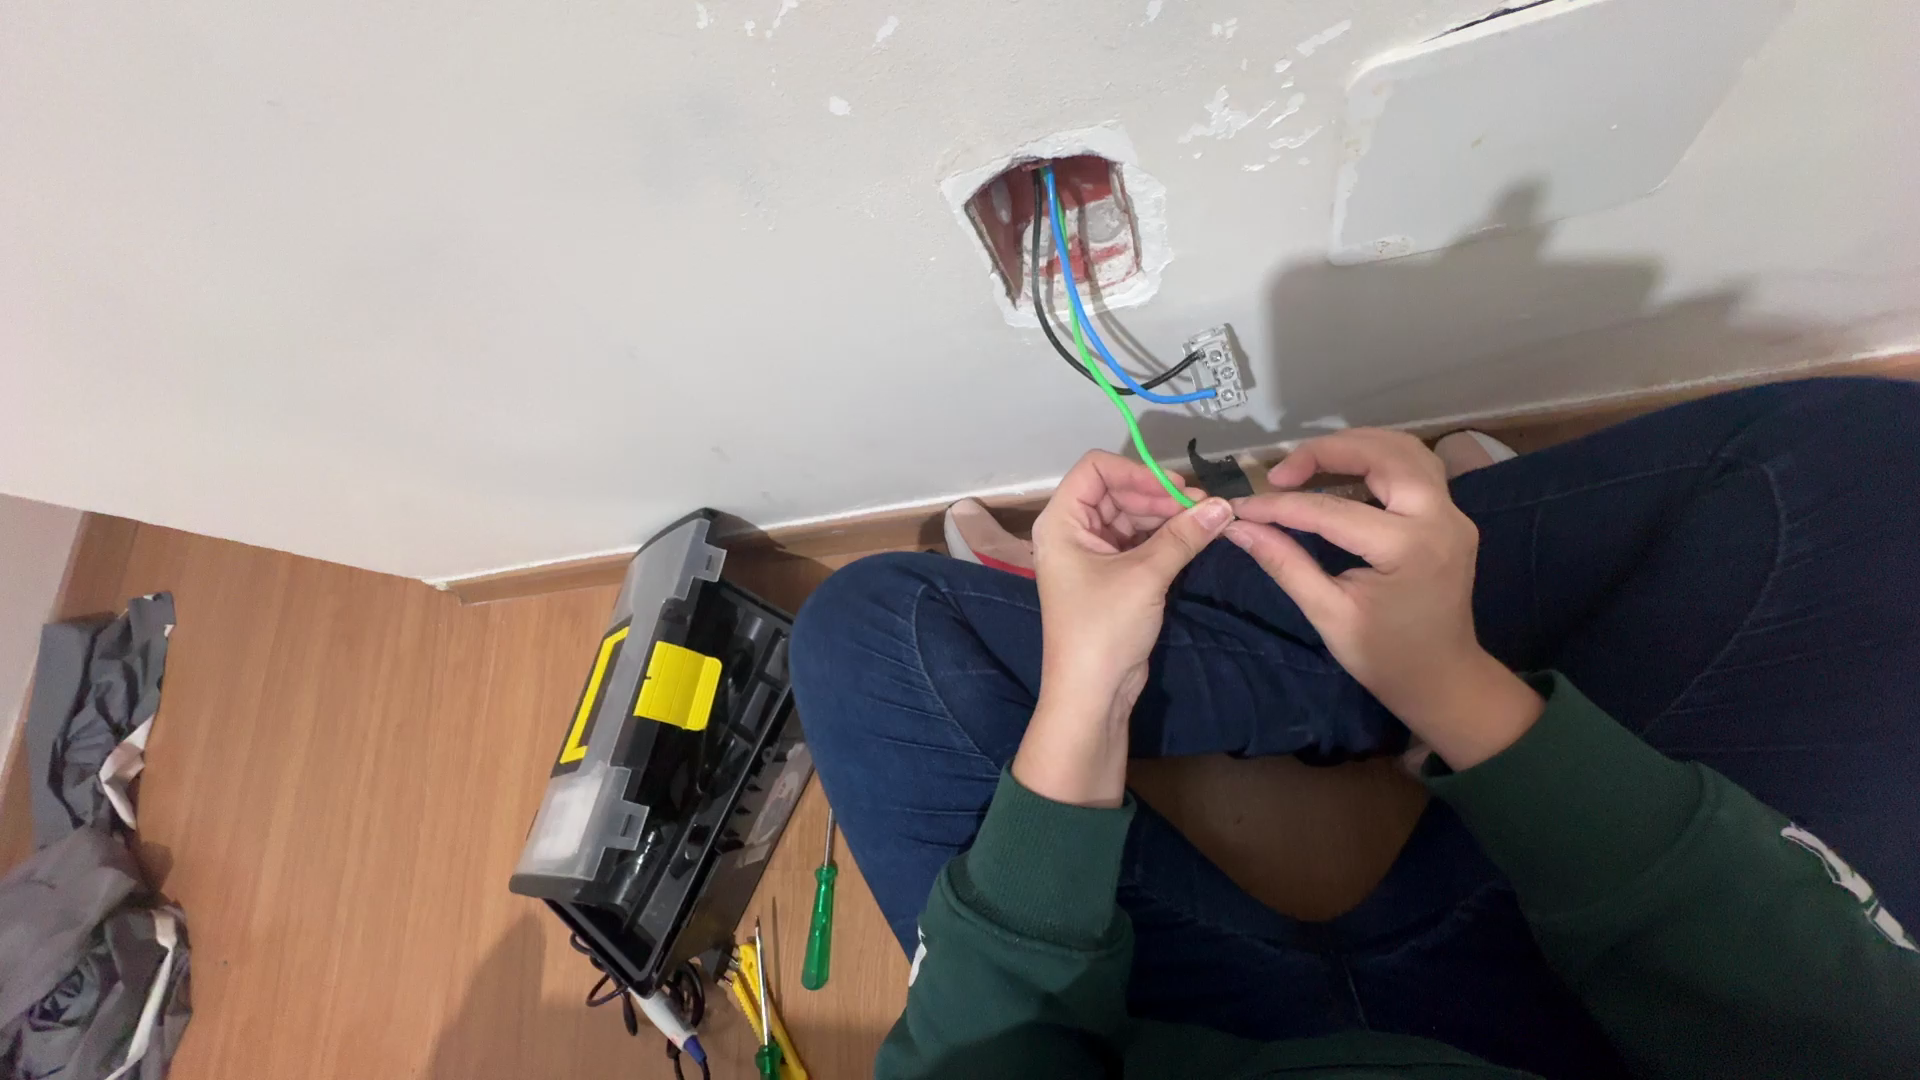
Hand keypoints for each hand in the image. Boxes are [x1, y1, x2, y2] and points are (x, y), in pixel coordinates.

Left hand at [1014, 452, 1233, 805]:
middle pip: (1117, 491)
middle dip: (1159, 494)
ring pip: (1131, 515)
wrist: (1091, 692)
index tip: (1176, 487)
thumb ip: (1183, 535)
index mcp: (1061, 522)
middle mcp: (1071, 531)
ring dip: (1166, 515)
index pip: (1095, 469)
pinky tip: (1195, 536)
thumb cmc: (1103, 628)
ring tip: (1207, 519)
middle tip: (1204, 504)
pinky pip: (1138, 540)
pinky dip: (1164, 536)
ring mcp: (1091, 554)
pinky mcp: (1111, 575)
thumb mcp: (1145, 576)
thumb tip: (1223, 504)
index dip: (1136, 470)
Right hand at [1222, 429, 1541, 769]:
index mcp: (1408, 548)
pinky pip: (1413, 468)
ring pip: (1403, 450)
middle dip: (1324, 452)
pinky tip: (1340, 475)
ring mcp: (1452, 514)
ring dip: (1353, 446)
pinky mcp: (1449, 515)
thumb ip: (1283, 563)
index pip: (1330, 510)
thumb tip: (1237, 528)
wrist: (1443, 678)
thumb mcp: (1326, 613)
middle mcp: (1439, 519)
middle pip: (1382, 455)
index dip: (1278, 505)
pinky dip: (1373, 459)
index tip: (1240, 506)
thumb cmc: (1383, 654)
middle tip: (1279, 474)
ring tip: (1306, 465)